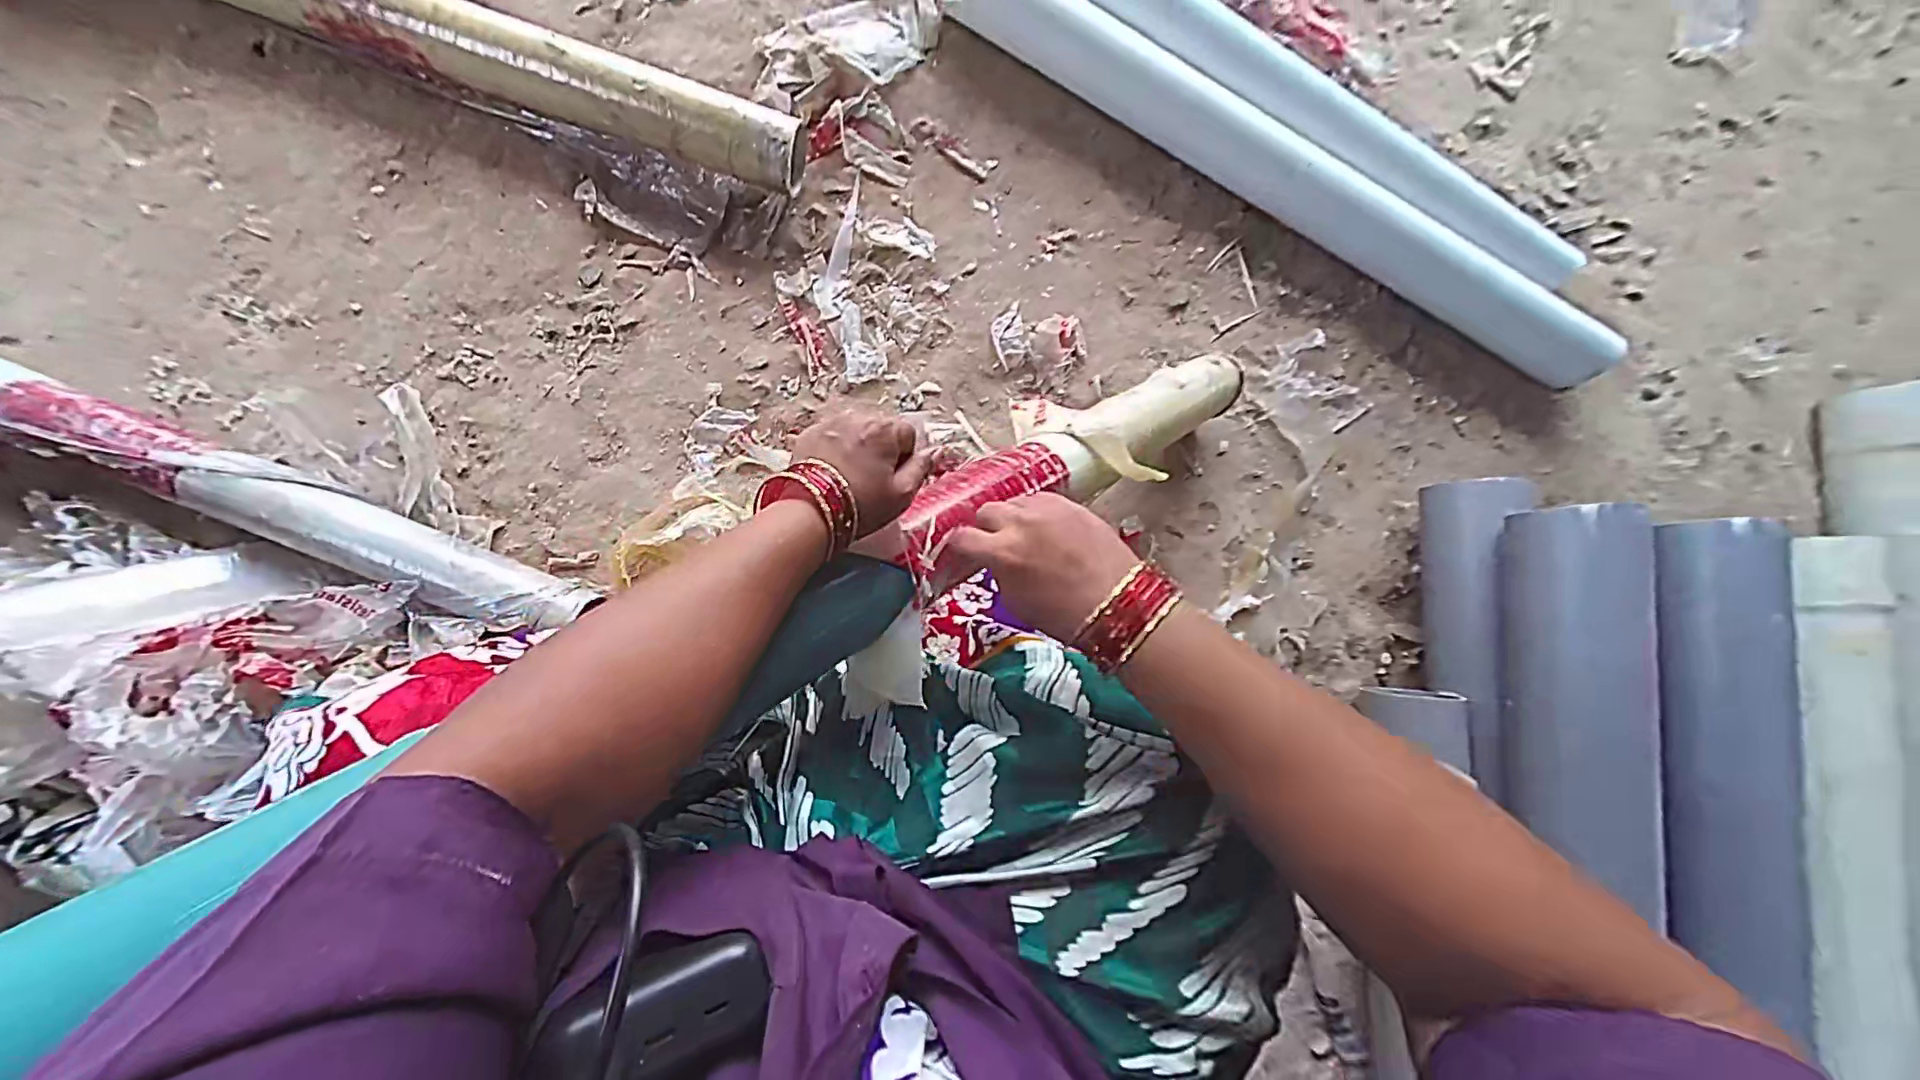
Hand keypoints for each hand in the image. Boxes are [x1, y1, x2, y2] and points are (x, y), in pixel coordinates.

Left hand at [791, 407, 933, 535]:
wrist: (810, 511)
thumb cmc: (858, 506)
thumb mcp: (902, 494)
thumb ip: (922, 468)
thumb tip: (935, 452)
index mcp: (885, 430)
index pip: (908, 434)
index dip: (905, 458)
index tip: (894, 477)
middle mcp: (857, 418)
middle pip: (881, 429)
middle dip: (881, 449)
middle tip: (873, 480)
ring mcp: (831, 424)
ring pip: (856, 431)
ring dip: (858, 447)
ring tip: (851, 477)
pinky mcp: (810, 434)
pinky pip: (832, 436)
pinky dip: (835, 449)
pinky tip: (834, 472)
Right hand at [945, 492, 1142, 640]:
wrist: (1116, 603)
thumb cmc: (1063, 615)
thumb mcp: (1015, 601)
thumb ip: (997, 572)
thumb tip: (991, 561)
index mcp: (1002, 552)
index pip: (961, 538)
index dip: (958, 547)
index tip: (963, 554)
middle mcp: (1019, 522)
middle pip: (985, 512)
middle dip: (985, 528)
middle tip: (994, 544)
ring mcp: (1046, 507)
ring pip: (1012, 502)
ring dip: (1011, 517)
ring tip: (1022, 535)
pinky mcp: (1068, 502)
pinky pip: (1039, 500)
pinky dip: (1035, 512)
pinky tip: (1045, 528)